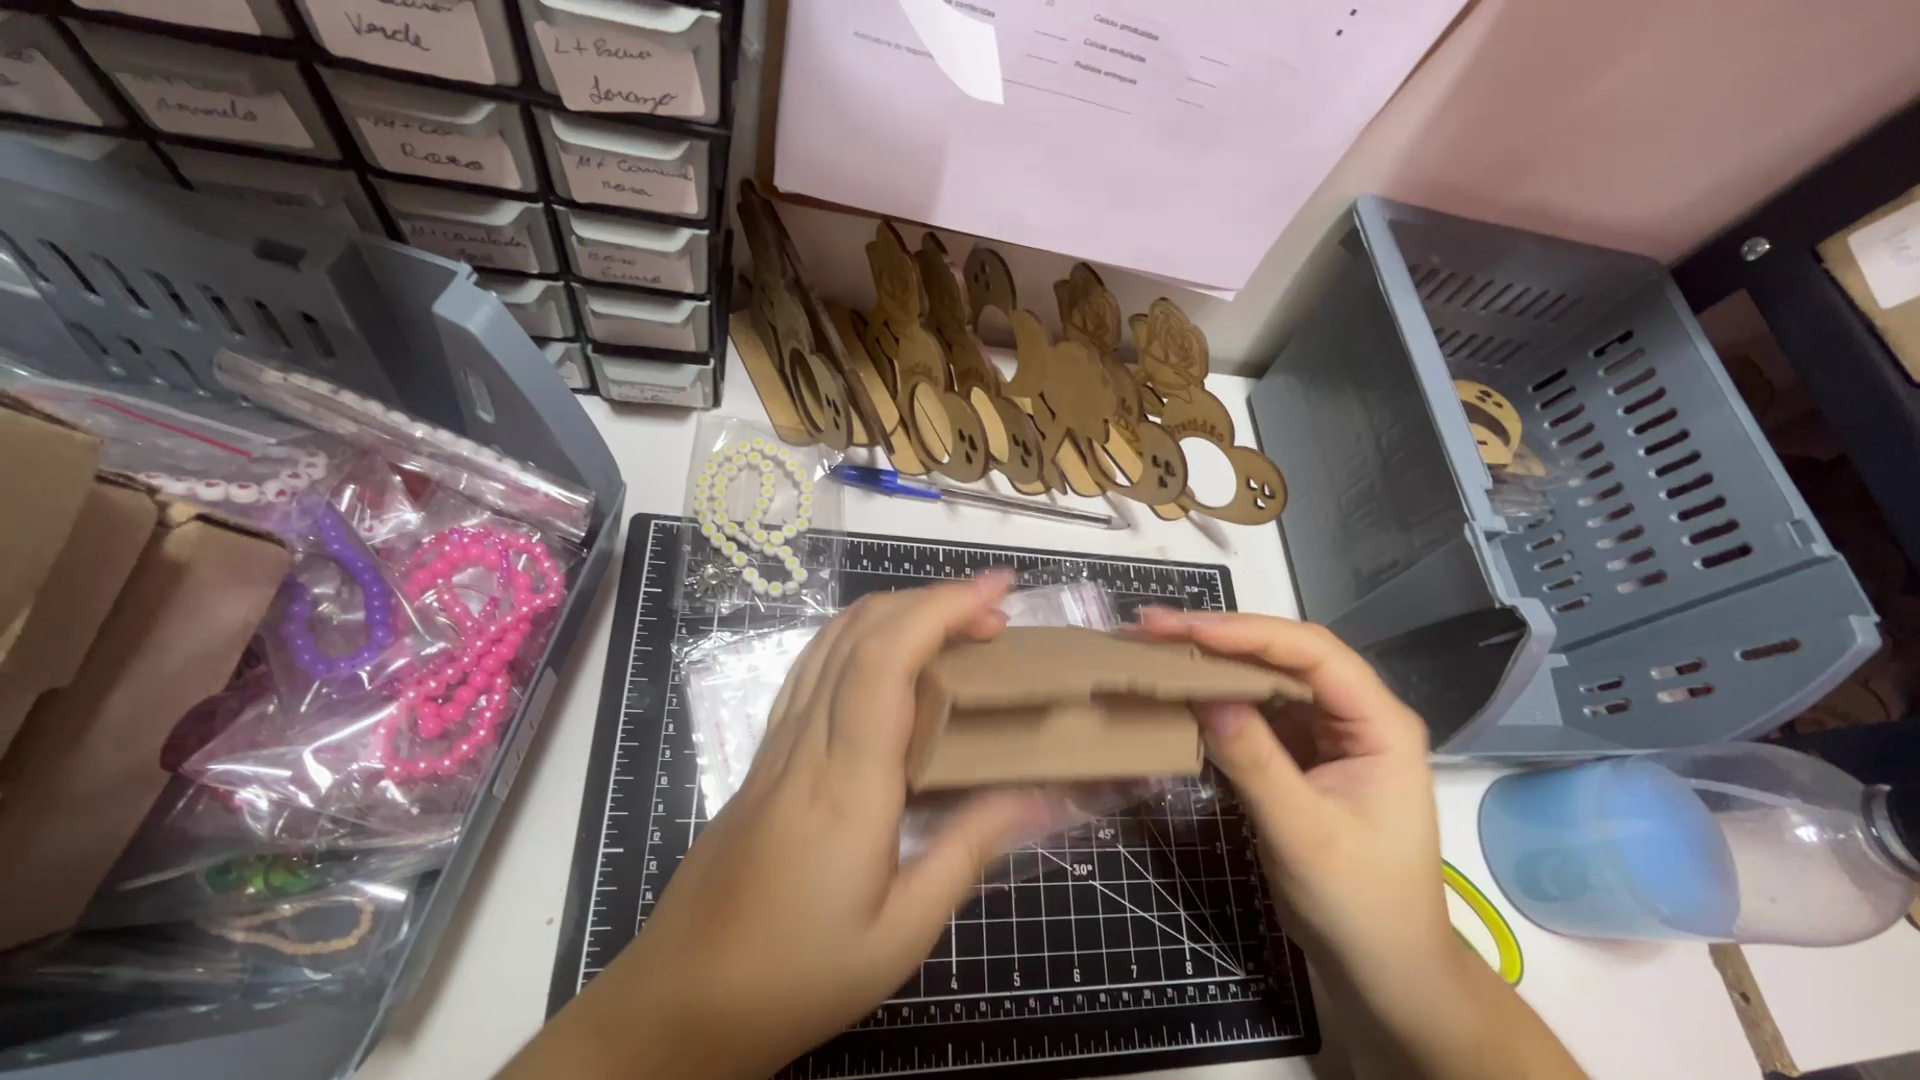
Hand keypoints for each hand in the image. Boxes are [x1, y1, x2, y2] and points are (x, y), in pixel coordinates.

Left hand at [505, 573, 1047, 1079]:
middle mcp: (805, 745)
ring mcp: (776, 747)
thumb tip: (1038, 794)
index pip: (886, 659)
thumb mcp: (901, 933)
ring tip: (953, 627)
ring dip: (893, 613)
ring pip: (828, 643)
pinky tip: (889, 663)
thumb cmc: (797, 976)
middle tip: (994, 616)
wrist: (681, 1003)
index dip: (941, 608)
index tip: (997, 593)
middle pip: (858, 632)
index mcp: (846, 784)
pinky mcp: (763, 759)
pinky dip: (859, 640)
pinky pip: (811, 672)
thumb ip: (968, 850)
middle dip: (929, 601)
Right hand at [1133, 609, 1451, 980]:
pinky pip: (1255, 714)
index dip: (1246, 633)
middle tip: (1152, 629)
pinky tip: (1180, 695)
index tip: (1183, 630)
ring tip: (1156, 651)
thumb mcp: (1303, 833)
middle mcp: (1355, 716)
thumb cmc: (1358, 904)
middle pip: (1285, 656)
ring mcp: (1326, 736)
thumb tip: (1204, 693)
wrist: (1381, 970)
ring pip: (1266, 680)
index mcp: (1380, 724)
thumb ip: (1254, 761)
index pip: (1313, 654)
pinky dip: (1216, 702)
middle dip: (1220, 639)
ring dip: (1213, 665)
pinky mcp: (1299, 757)